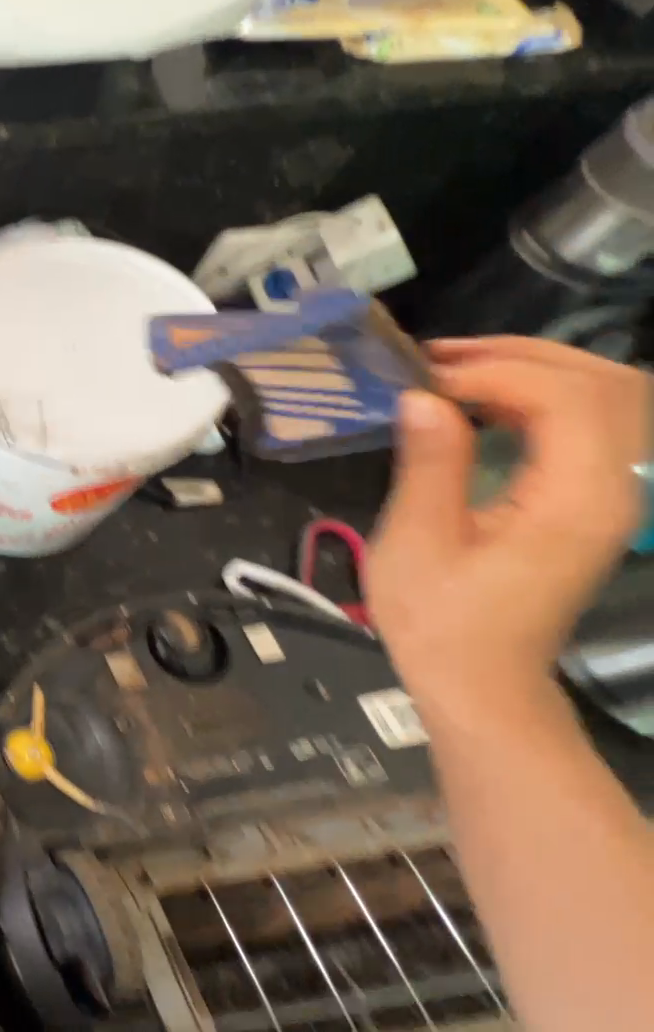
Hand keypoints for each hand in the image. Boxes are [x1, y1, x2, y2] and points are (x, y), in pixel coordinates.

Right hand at [367, 337, 650, 712]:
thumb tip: (421, 397)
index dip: (496, 372)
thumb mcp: (414, 541)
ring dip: (538, 370)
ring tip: (456, 371)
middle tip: (435, 358)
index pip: (570, 399)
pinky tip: (484, 405)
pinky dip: (543, 398)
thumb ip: (429, 464)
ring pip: (613, 397)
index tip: (420, 378)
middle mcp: (618, 488)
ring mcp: (617, 494)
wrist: (480, 677)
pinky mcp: (598, 500)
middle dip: (522, 357)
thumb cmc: (436, 617)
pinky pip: (596, 425)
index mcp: (575, 500)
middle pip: (609, 385)